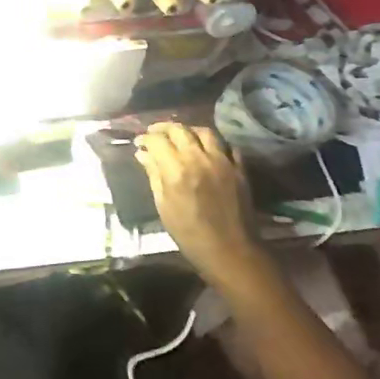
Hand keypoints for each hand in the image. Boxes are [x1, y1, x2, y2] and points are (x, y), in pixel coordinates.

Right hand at [135, 122, 264, 283]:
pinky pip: (227, 146)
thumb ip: (153, 175)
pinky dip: (214, 144)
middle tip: (155, 133)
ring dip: (190, 131)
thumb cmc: (188, 232)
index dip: (145, 138)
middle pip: (180, 130)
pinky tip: (207, 150)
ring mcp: (222, 162)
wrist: (230, 250)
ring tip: (182, 137)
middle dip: (164, 128)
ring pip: (205, 132)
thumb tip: (143, 154)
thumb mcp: (163, 205)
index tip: (139, 142)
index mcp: (176, 170)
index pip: (157, 140)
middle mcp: (199, 159)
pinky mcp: (239, 169)